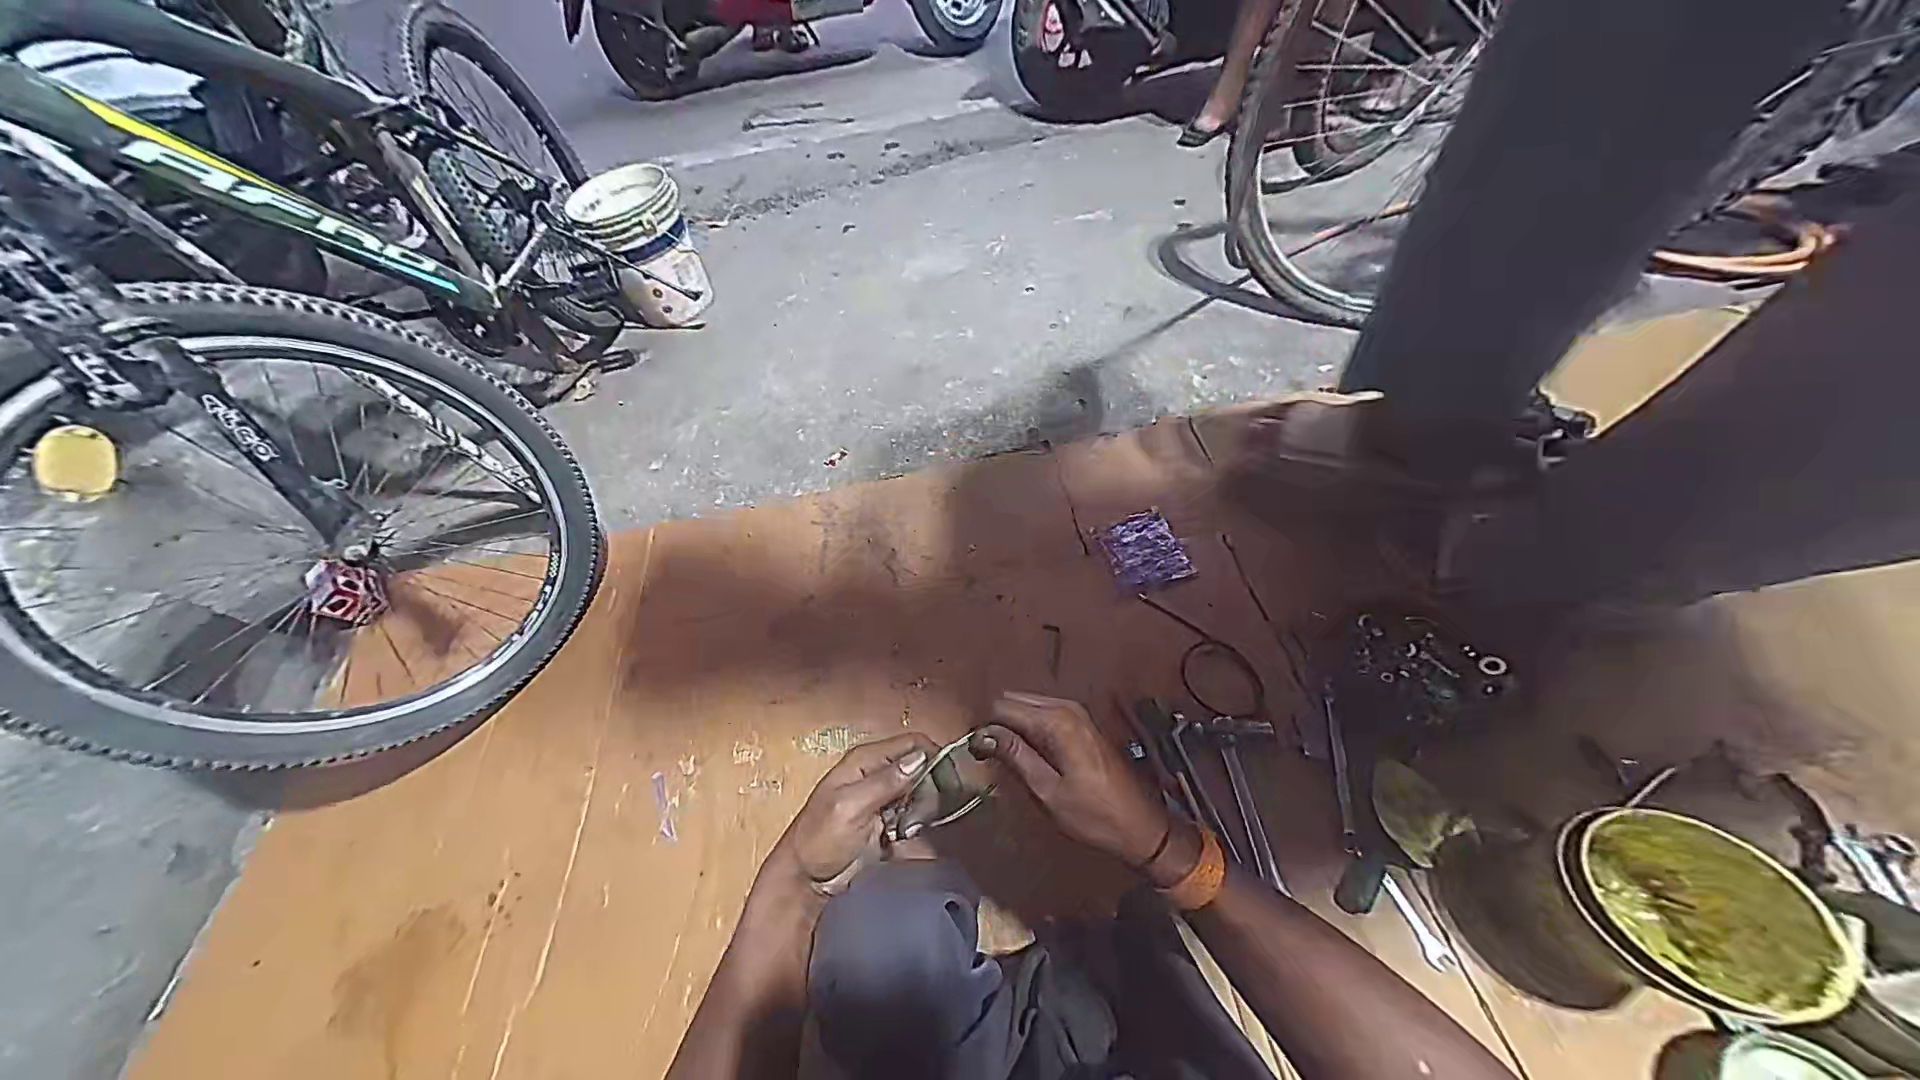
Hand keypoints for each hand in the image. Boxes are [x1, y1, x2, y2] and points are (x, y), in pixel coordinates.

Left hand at [758, 731, 937, 899]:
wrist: (806, 881)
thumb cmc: (819, 839)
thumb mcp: (850, 807)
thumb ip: (885, 781)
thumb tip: (920, 758)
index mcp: (865, 760)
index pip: (911, 743)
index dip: (931, 757)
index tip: (943, 780)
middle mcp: (877, 773)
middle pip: (920, 767)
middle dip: (927, 788)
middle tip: (918, 812)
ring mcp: (883, 797)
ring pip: (920, 792)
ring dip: (921, 810)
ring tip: (905, 829)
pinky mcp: (888, 820)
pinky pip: (913, 814)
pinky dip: (915, 824)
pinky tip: (902, 837)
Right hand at [969, 691, 1173, 869]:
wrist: (1141, 827)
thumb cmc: (1093, 815)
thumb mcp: (1047, 791)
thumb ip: (1014, 756)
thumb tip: (982, 734)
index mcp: (1056, 721)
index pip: (1001, 707)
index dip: (985, 729)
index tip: (978, 754)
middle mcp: (1065, 707)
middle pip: (1013, 701)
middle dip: (997, 724)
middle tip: (992, 759)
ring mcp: (1076, 713)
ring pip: (1026, 706)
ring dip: (1012, 727)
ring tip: (1010, 761)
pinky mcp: (1081, 723)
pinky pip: (1042, 714)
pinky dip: (1029, 729)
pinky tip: (1030, 757)